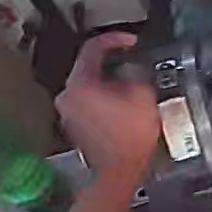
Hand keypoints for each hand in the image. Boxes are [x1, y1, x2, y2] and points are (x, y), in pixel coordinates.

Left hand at [56, 33, 160, 181]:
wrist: (120, 172)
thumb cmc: (130, 137)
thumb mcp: (143, 95)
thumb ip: (136, 72)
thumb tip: (132, 68)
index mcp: (80, 84)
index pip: (93, 48)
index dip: (115, 39)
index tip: (131, 40)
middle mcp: (68, 96)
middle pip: (89, 66)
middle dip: (114, 62)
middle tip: (134, 63)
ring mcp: (69, 112)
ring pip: (90, 85)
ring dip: (110, 81)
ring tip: (133, 87)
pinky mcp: (75, 125)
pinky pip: (89, 101)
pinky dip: (105, 98)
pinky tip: (124, 105)